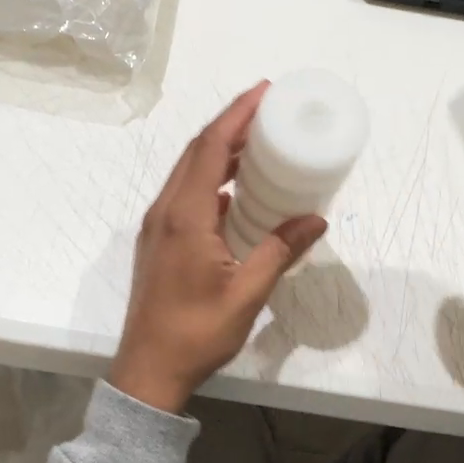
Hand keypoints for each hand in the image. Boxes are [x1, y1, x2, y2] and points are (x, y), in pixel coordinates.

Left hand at [109, 84, 327, 412]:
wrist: (148, 371)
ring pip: (186, 175)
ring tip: (256, 145)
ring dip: (218, 154)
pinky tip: (234, 196)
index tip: (264, 91)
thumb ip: (279, 252)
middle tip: (266, 112)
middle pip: (195, 153)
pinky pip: (183, 198)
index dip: (237, 115)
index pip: (211, 148)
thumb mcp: (246, 294)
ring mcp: (156, 229)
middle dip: (230, 126)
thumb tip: (315, 219)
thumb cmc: (196, 334)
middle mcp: (164, 213)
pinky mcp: (156, 245)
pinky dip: (209, 183)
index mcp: (185, 217)